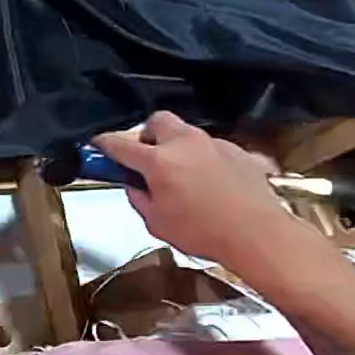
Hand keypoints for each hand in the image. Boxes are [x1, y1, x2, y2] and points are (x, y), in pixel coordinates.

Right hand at [93, 111, 296, 264]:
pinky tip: (208, 185)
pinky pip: (210, 148)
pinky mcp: (237, 151)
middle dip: (146, 135)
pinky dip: (202, 160)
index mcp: (158, 161)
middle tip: (146, 160)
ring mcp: (213, 143)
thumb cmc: (202, 232)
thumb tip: (134, 185)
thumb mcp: (157, 223)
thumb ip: (139, 199)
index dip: (104, 144)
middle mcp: (184, 143)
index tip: (97, 146)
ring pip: (186, 134)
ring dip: (176, 148)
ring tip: (180, 177)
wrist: (256, 233)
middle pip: (157, 121)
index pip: (121, 144)